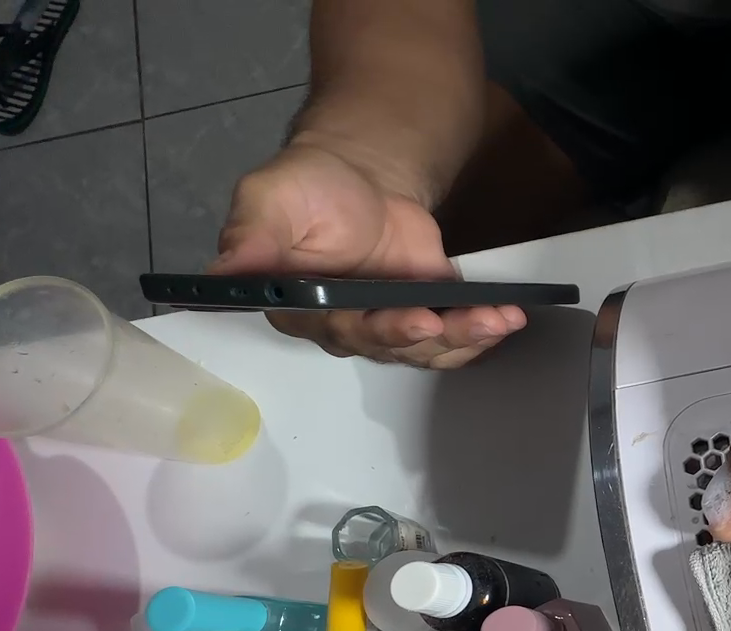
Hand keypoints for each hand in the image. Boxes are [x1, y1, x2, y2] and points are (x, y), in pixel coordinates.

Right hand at [211, 141, 525, 367]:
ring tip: (499, 320)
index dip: (377, 331)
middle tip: (459, 320)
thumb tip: (225, 275)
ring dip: (467, 337)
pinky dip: (483, 333)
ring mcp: (392, 329)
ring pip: (431, 349)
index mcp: (300, 306)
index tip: (415, 321)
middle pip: (392, 346)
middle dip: (431, 337)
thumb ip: (252, 237)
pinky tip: (505, 320)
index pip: (337, 330)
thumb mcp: (271, 199)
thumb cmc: (311, 188)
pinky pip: (457, 341)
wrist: (366, 181)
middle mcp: (346, 328)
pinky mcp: (430, 321)